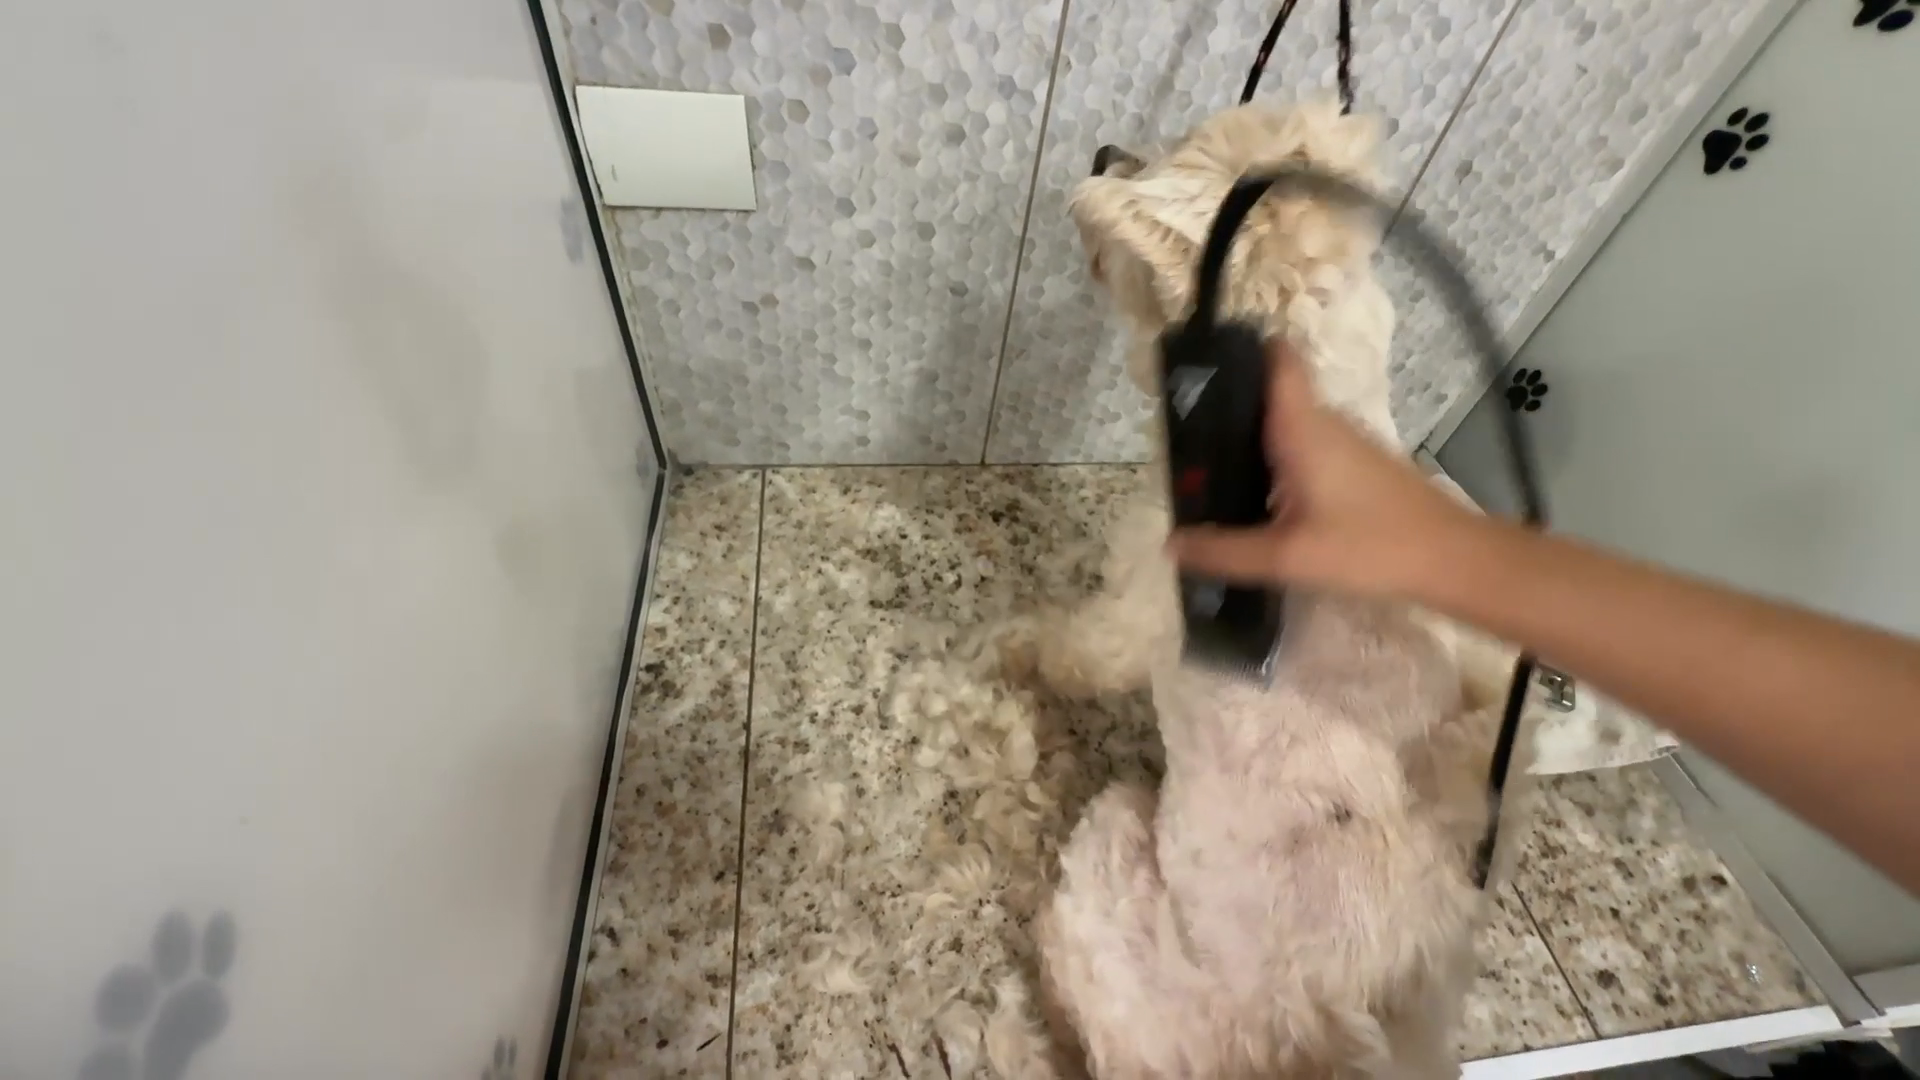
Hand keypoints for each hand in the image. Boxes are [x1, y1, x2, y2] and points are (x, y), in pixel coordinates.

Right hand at [1168, 340, 1477, 599]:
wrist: (1454, 561)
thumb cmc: (1371, 547)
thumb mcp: (1288, 557)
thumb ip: (1225, 552)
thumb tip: (1170, 545)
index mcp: (1303, 429)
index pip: (1277, 361)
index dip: (1242, 350)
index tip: (1203, 366)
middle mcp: (1323, 424)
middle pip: (1270, 396)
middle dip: (1226, 410)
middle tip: (1182, 440)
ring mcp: (1344, 443)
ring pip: (1285, 425)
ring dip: (1248, 441)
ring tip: (1207, 472)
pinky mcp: (1355, 466)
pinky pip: (1301, 449)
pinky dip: (1272, 463)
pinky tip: (1255, 500)